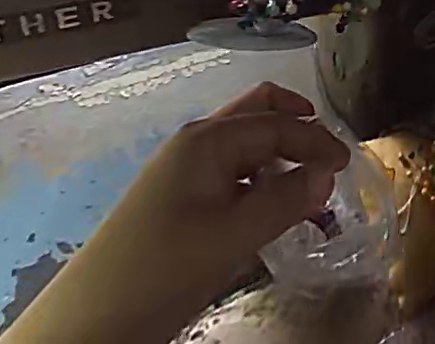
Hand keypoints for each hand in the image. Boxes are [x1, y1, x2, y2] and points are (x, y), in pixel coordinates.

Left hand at [0, 82, 349, 343]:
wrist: (87, 323)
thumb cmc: (162, 270)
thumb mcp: (231, 239)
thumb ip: (283, 201)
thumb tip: (326, 174)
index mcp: (208, 139)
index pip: (275, 124)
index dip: (315, 140)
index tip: (348, 164)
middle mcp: (197, 140)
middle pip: (257, 111)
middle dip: (296, 124)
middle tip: (327, 154)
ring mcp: (184, 166)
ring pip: (243, 141)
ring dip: (278, 151)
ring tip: (304, 184)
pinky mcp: (178, 194)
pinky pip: (229, 169)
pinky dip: (258, 175)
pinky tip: (267, 205)